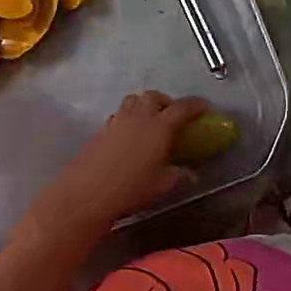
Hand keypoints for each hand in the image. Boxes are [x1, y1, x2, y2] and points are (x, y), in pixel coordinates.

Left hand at [26, 91, 210, 241]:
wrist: (86, 194)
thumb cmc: (130, 189)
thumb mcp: (162, 186)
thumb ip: (180, 176)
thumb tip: (191, 174)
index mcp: (159, 127)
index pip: (182, 108)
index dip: (195, 105)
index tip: (204, 108)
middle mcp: (138, 117)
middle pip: (154, 96)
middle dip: (166, 102)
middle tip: (173, 116)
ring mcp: (116, 122)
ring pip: (133, 101)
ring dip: (144, 105)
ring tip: (150, 122)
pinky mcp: (100, 131)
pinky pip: (118, 115)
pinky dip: (128, 118)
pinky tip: (128, 136)